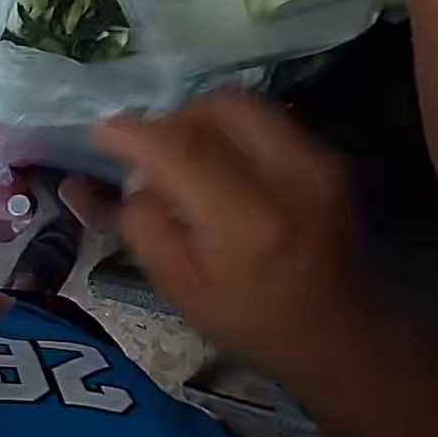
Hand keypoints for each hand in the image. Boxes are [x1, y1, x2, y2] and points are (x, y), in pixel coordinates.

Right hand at [91, 90, 385, 383]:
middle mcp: (291, 177)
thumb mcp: (174, 285)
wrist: (335, 333)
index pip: (181, 148)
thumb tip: (134, 175)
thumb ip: (143, 224)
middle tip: (151, 154)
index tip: (101, 131)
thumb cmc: (246, 317)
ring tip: (184, 159)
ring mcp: (318, 161)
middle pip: (215, 107)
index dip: (134, 132)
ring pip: (240, 103)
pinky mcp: (327, 157)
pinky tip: (220, 168)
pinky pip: (261, 119)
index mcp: (247, 221)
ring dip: (199, 121)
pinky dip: (227, 132)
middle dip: (170, 121)